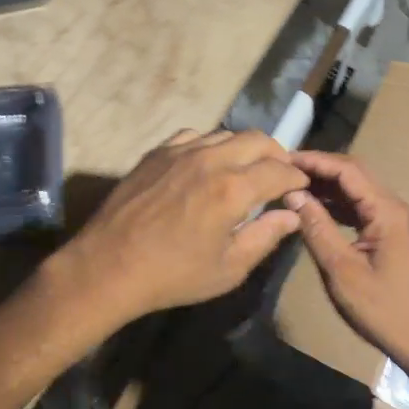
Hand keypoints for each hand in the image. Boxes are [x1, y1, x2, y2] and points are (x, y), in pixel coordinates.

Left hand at [46, 130, 308, 329]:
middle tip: (279, 175)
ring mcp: (180, 151)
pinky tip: (207, 164)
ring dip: (244, 148)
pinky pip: (194, 136)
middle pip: (257, 139)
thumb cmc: (172, 275)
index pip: (278, 171)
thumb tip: (291, 215)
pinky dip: (210, 145)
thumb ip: (264, 237)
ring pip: (225, 134)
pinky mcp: (157, 152)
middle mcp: (210, 160)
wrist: (109, 265)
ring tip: (246, 170)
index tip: (300, 187)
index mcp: (232, 190)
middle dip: (276, 154)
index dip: (296, 178)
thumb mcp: (228, 268)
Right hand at [284, 151, 408, 370]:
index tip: (284, 160)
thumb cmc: (380, 308)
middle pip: (354, 173)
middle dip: (319, 168)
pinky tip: (312, 206)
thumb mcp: (341, 269)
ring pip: (356, 188)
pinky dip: (335, 202)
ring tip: (292, 183)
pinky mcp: (388, 232)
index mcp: (387, 211)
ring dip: (326, 184)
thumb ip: (317, 228)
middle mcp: (394, 207)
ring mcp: (393, 219)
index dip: (315, 161)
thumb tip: (292, 193)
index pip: (348, 170)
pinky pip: (359, 206)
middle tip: (284, 168)